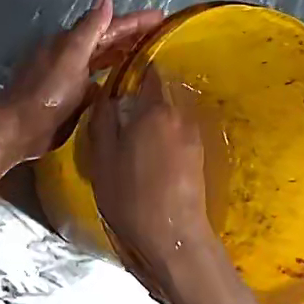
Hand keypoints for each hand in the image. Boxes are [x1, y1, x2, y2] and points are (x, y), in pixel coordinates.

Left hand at [0, 0, 163, 162]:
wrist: (20, 129)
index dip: (135, 21)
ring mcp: (74, 78)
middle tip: (163, 34)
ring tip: (152, 55)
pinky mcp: (75, 100)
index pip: (109, 27)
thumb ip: (90, 28)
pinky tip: (130, 84)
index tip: (162, 16)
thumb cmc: (47, 92)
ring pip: (105, 61)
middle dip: (133, 36)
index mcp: (72, 43)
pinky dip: (116, 79)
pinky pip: (102, 83)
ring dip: (126, 55)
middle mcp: (73, 57)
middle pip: (108, 42)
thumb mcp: (72, 56)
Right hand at [84, 69, 218, 295]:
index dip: (134, 68)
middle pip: (161, 92)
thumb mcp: (103, 159)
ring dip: (155, 115)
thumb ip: (104, 121)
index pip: (149, 72)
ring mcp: (194, 134)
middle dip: (143, 95)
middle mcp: (180, 115)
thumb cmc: (131, 197)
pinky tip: (150, 151)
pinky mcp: (201, 153)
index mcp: (155, 110)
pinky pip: (179, 130)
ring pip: (171, 112)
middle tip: (120, 109)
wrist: (173, 235)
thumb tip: (108, 95)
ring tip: (133, 133)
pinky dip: (165, 132)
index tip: (120, 74)